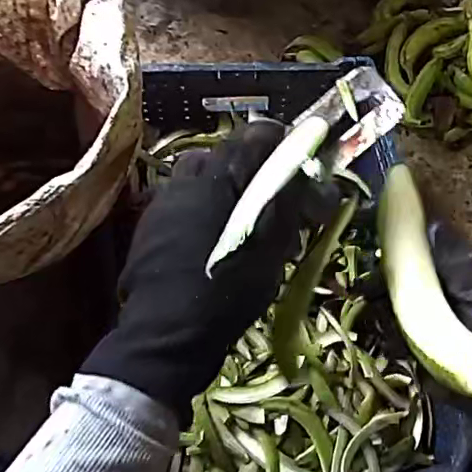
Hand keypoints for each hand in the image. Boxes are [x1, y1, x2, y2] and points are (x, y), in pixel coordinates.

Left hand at [84, 121, 332, 420]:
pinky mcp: (155, 224)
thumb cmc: (227, 292)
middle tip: (289, 210)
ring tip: (256, 228)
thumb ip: (293, 204)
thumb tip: (317, 180)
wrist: (167, 336)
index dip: (290, 148)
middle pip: (235, 155)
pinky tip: (226, 243)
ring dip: (239, 192)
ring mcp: (166, 200)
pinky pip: (193, 201)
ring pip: (212, 178)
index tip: (309, 175)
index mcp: (218, 177)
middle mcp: (188, 178)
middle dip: (265, 175)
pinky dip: (216, 211)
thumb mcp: (273, 248)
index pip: (259, 135)